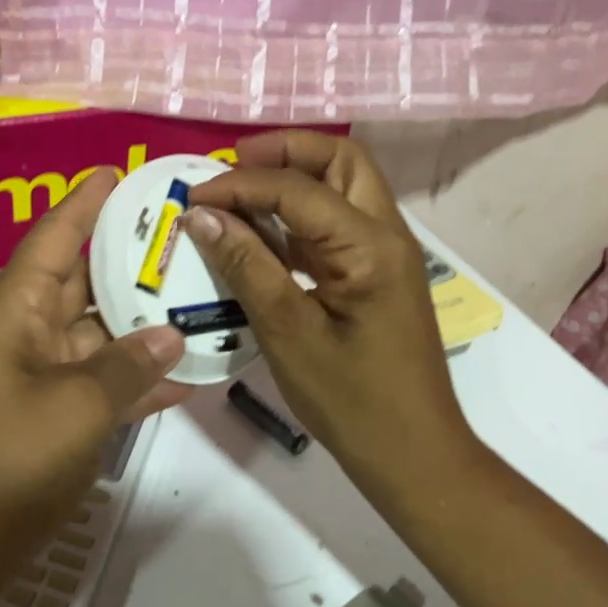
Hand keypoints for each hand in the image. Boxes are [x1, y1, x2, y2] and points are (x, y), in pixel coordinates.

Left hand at [0, 168, 192, 562]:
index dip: (86, 202)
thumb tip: (172, 334)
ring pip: (101, 334)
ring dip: (145, 322)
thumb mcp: (74, 406)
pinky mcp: (53, 418)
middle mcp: (28, 332)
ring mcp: (41, 376)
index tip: (119, 171)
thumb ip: (128, 365)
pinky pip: (103, 383)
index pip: (54, 237)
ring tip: (203, 295)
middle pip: (84, 281)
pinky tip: (191, 373)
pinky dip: (139, 379)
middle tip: (185, 235)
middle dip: (130, 260)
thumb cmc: (1, 457)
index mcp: (15, 309)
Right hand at [184, 131, 465, 469]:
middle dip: (285, 151)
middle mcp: (386, 233)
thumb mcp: (288, 332)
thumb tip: (201, 214)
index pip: (298, 188)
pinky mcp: (375, 273)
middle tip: (233, 167)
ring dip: (294, 177)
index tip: (192, 196)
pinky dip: (299, 214)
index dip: (240, 184)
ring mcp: (385, 252)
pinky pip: (337, 222)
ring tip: (240, 191)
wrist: (414, 455)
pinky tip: (260, 234)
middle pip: (340, 159)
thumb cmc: (353, 401)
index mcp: (370, 245)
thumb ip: (246, 265)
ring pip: (343, 185)